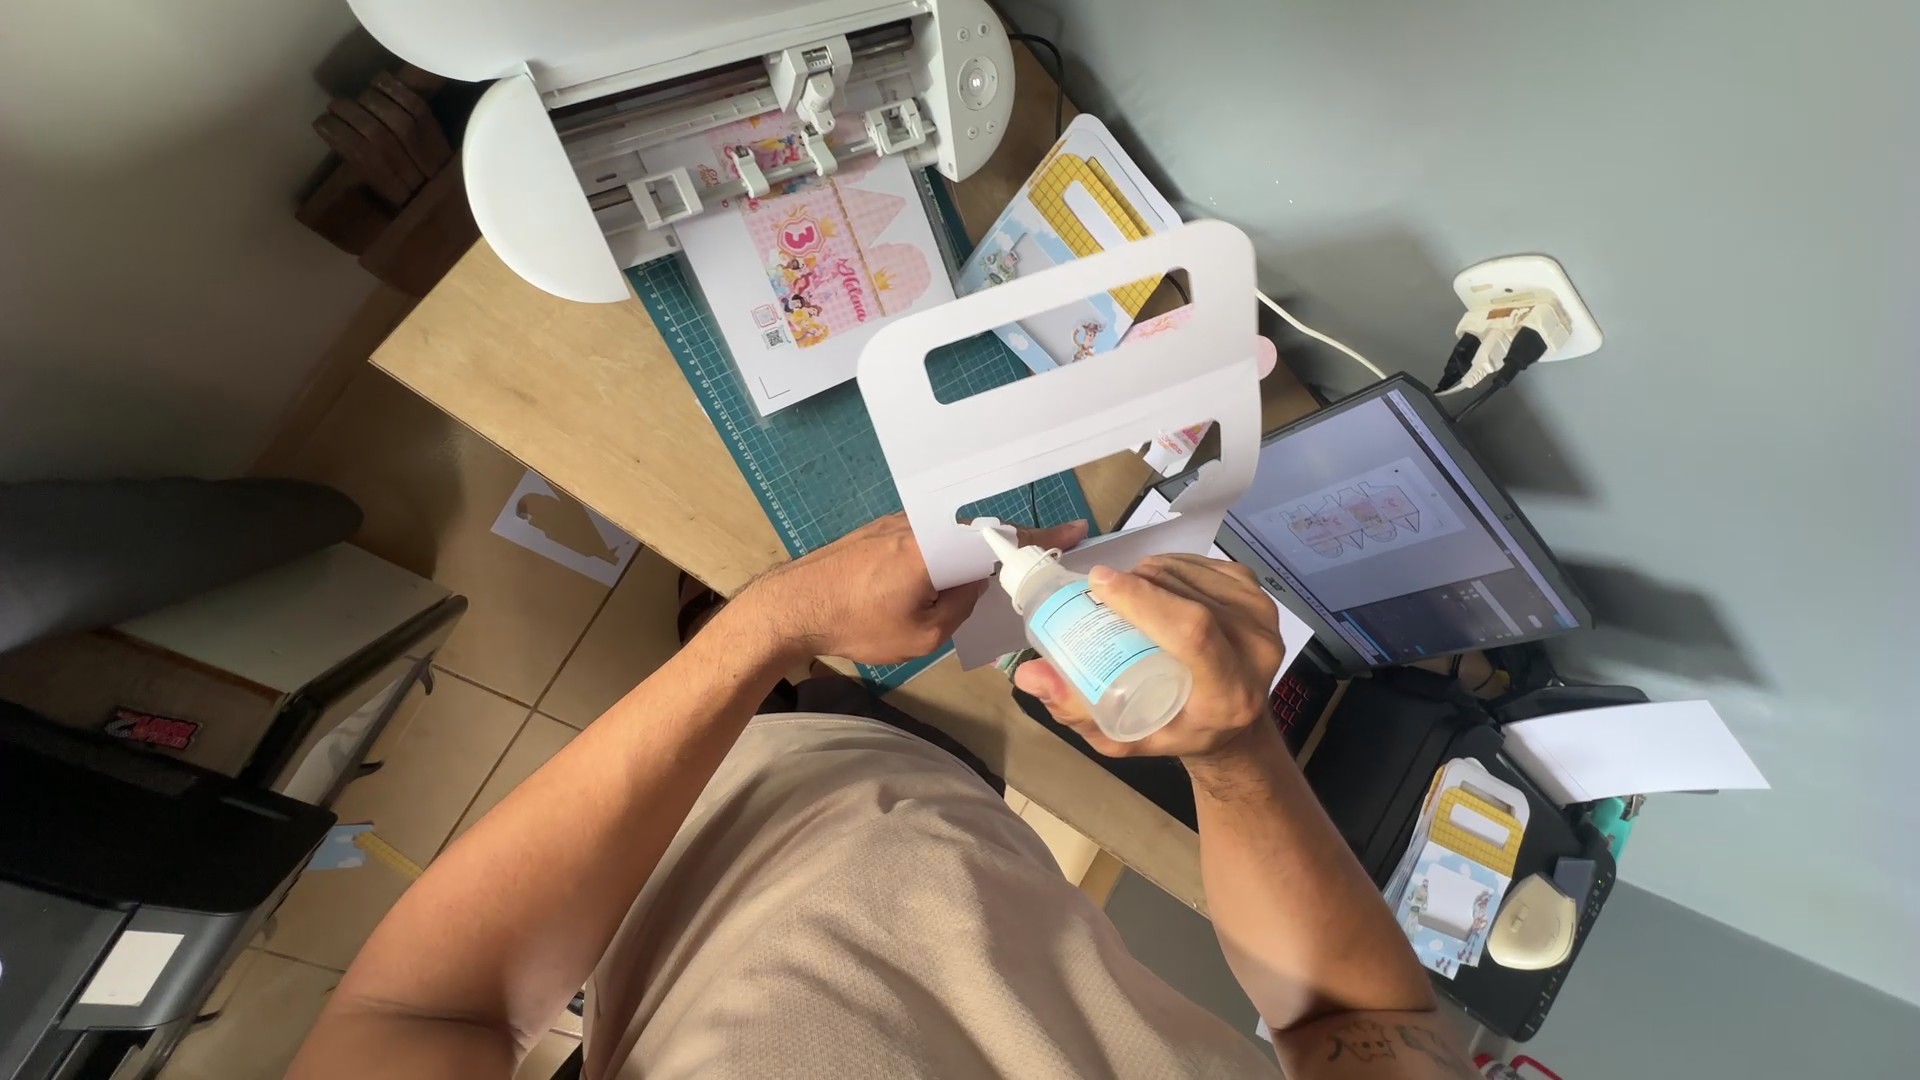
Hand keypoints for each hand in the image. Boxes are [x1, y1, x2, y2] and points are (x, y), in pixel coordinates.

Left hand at [741, 512, 1088, 664]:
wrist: (789, 607)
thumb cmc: (855, 625)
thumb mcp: (921, 635)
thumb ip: (959, 607)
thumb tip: (974, 583)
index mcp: (935, 547)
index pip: (1001, 540)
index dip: (1041, 539)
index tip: (1076, 531)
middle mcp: (921, 524)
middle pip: (979, 532)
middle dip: (1008, 548)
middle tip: (1035, 566)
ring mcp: (898, 522)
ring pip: (952, 535)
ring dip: (973, 554)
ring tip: (988, 579)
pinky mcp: (880, 529)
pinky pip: (929, 536)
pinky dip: (946, 553)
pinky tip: (945, 576)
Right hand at [1013, 554, 1283, 759]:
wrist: (1235, 725)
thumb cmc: (1174, 731)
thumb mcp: (1121, 736)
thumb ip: (1076, 710)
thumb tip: (1030, 673)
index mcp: (1227, 694)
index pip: (1192, 631)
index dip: (1142, 600)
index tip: (1099, 583)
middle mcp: (1256, 651)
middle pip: (1186, 597)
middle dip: (1136, 583)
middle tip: (1101, 588)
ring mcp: (1262, 618)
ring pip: (1189, 574)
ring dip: (1149, 574)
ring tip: (1128, 594)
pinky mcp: (1257, 594)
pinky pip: (1200, 563)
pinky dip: (1168, 567)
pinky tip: (1156, 587)